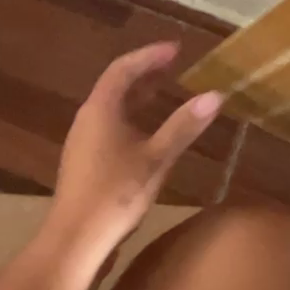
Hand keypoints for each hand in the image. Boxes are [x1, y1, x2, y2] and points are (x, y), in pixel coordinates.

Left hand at [46, 42, 223, 256]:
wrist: (74, 240)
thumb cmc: (114, 195)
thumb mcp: (156, 159)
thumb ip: (183, 126)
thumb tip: (215, 95)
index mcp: (100, 109)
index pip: (124, 68)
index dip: (150, 55)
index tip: (176, 49)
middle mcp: (87, 118)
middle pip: (115, 85)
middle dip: (145, 73)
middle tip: (174, 65)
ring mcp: (83, 140)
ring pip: (112, 107)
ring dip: (138, 96)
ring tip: (165, 92)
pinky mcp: (84, 161)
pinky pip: (109, 125)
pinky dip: (132, 117)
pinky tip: (147, 133)